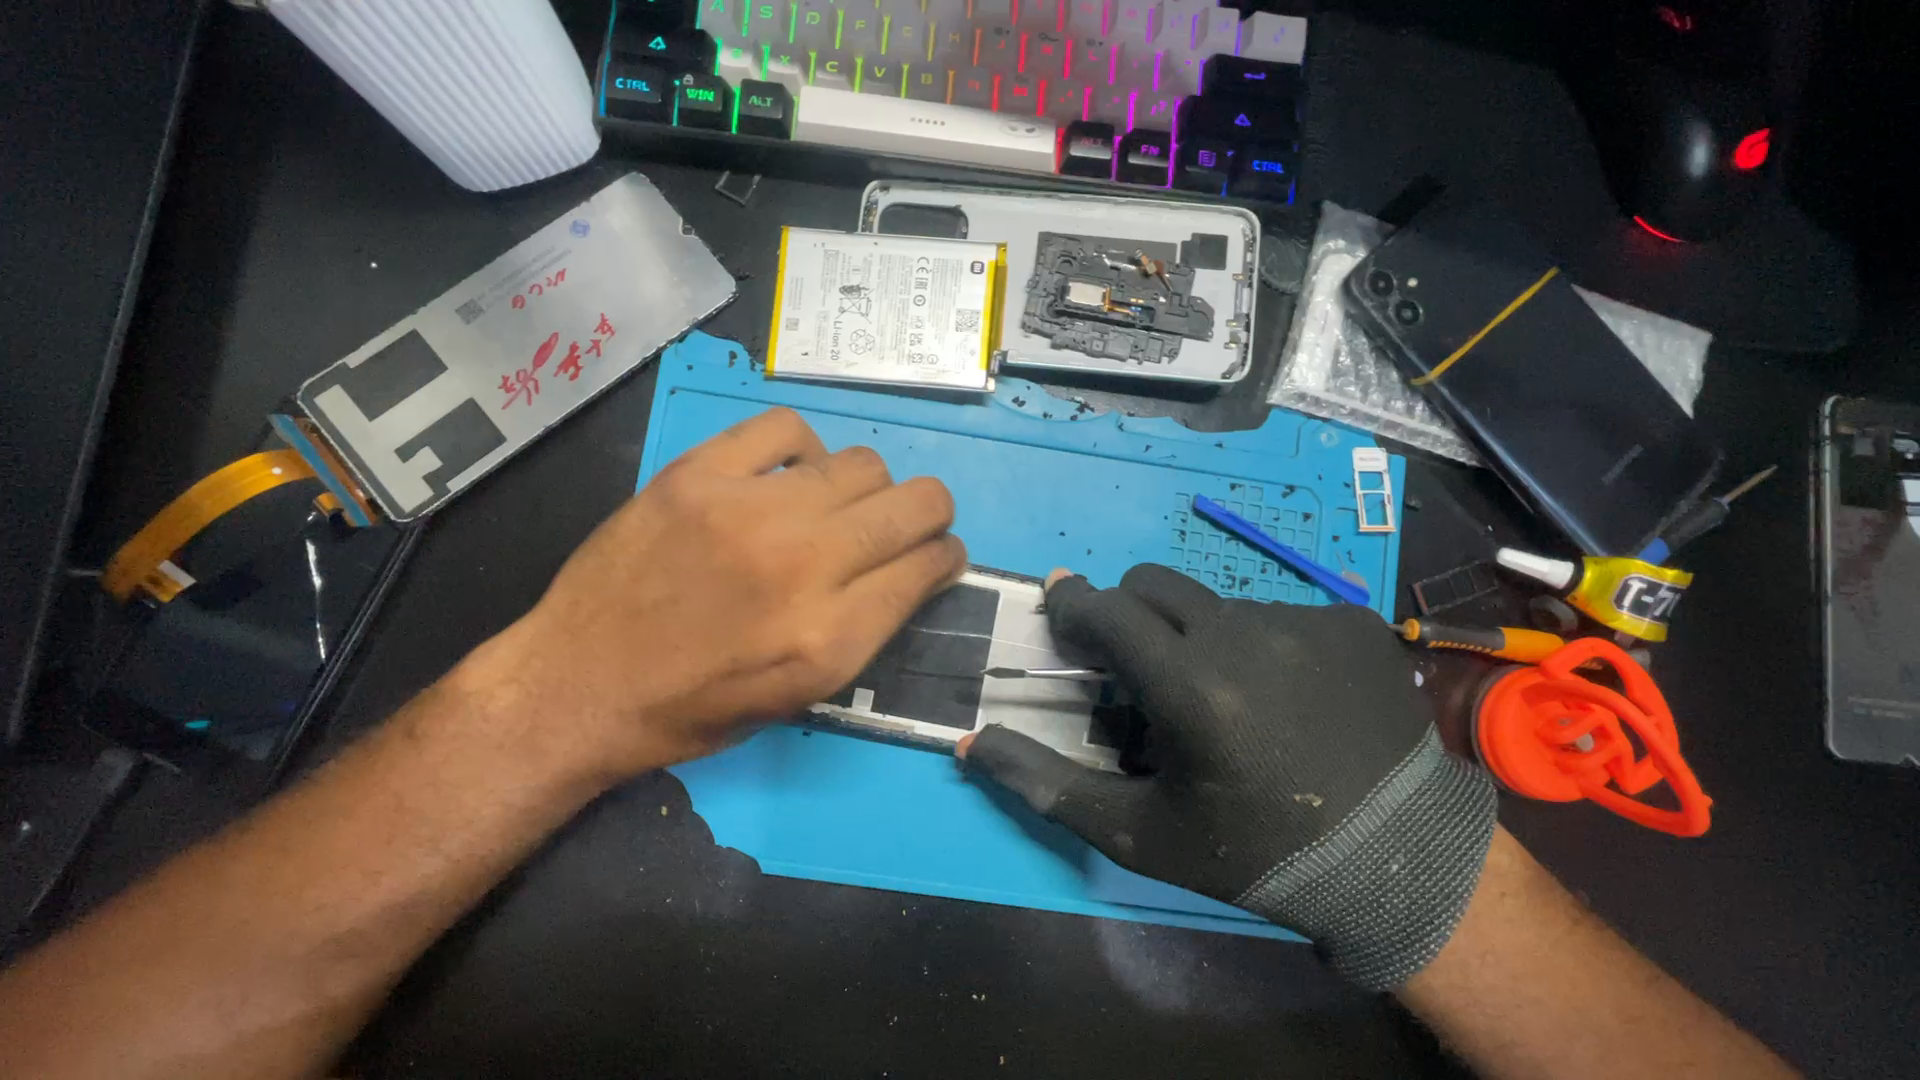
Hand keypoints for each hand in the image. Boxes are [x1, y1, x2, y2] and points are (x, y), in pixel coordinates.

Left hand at [464, 407, 965, 784]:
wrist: (580, 685)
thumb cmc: (696, 708)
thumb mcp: (802, 694)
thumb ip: (867, 627)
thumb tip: (914, 568)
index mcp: (833, 638)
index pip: (930, 566)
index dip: (945, 558)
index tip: (936, 557)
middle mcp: (806, 567)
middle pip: (917, 504)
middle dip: (930, 516)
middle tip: (906, 526)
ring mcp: (750, 513)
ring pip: (863, 464)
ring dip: (867, 489)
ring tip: (835, 507)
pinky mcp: (699, 476)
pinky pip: (787, 430)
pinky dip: (802, 450)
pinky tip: (786, 476)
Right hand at [959, 565, 1495, 989]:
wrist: (1398, 865)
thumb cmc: (1252, 852)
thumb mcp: (1138, 833)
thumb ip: (1045, 783)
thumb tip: (969, 745)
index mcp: (1190, 684)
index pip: (1105, 609)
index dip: (1070, 602)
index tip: (1057, 605)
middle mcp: (1247, 634)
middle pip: (1153, 584)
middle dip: (1126, 611)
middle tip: (1134, 662)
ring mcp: (1306, 622)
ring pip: (1215, 601)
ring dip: (1197, 634)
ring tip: (1226, 696)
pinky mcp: (1352, 623)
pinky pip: (1279, 612)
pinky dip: (1260, 643)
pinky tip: (1287, 697)